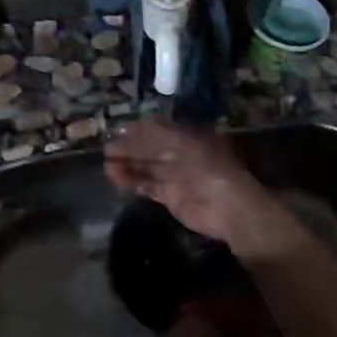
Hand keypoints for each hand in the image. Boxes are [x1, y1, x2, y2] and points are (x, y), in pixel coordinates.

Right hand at [105, 120, 301, 258]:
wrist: (228, 208)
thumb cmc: (211, 170)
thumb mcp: (187, 145)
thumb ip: (160, 135)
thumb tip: (134, 128)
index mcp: (190, 139)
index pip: (160, 131)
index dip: (141, 130)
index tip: (120, 130)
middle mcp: (182, 155)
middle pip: (151, 150)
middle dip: (130, 149)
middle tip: (107, 149)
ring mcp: (176, 177)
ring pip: (147, 168)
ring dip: (128, 166)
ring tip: (107, 165)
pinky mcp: (171, 197)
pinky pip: (148, 186)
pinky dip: (133, 182)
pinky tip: (116, 178)